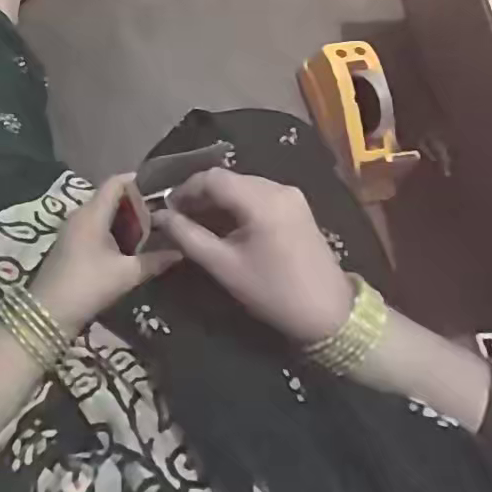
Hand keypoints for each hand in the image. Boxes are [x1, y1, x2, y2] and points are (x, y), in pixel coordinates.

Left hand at [31, 174, 180, 330]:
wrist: (49, 312)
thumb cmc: (89, 285)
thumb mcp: (127, 274)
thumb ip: (155, 260)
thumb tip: (180, 251)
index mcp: (93, 213)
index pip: (116, 182)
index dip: (137, 181)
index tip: (159, 188)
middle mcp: (81, 214)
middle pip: (109, 196)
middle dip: (134, 203)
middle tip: (159, 213)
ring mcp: (72, 228)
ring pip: (101, 212)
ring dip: (122, 218)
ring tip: (147, 229)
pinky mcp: (68, 242)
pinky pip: (93, 225)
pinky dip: (111, 228)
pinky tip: (126, 245)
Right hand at [152, 168, 353, 343]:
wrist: (331, 314)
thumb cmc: (274, 292)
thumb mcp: (225, 267)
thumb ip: (189, 237)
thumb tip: (160, 218)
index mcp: (262, 199)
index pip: (212, 177)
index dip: (184, 190)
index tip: (167, 211)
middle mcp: (278, 187)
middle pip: (228, 179)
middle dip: (199, 196)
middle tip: (178, 220)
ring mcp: (290, 195)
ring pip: (242, 186)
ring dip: (217, 201)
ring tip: (197, 225)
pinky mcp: (296, 207)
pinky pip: (258, 195)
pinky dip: (236, 206)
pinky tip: (224, 227)